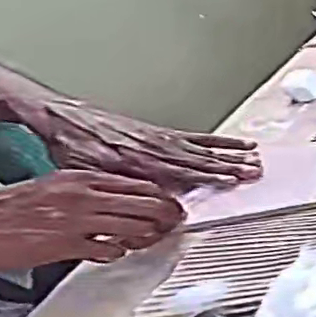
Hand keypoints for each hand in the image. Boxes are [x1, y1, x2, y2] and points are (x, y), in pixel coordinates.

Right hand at [0, 171, 183, 290]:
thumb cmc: (1, 211)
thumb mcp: (52, 187)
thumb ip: (92, 190)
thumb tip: (132, 198)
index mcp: (80, 179)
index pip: (145, 186)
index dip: (165, 199)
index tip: (172, 207)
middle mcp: (83, 197)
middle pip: (152, 205)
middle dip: (169, 217)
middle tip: (170, 226)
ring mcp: (77, 221)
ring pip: (141, 227)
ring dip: (148, 237)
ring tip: (142, 241)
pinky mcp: (67, 245)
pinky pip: (114, 250)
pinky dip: (119, 253)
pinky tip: (111, 253)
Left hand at [20, 99, 260, 190]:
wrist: (60, 118)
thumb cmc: (69, 146)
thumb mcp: (84, 172)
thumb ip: (121, 185)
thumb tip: (149, 198)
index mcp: (138, 162)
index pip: (182, 172)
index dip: (208, 177)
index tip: (231, 181)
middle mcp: (156, 150)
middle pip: (201, 161)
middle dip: (230, 167)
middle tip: (253, 172)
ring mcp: (164, 140)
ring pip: (206, 151)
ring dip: (233, 156)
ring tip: (255, 161)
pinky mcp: (166, 133)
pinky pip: (201, 138)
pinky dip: (224, 142)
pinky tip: (242, 145)